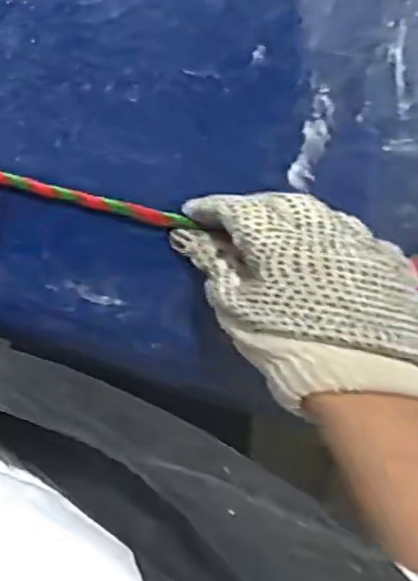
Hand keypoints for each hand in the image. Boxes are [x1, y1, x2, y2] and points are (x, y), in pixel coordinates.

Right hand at [171, 192, 417, 412]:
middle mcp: (324, 236)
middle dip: (252, 206)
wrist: (363, 377)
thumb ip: (212, 261)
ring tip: (274, 233)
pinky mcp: (392, 268)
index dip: (209, 207)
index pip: (238, 208)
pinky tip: (318, 251)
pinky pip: (357, 236)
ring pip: (325, 214)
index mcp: (278, 242)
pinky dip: (328, 234)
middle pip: (285, 203)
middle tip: (229, 220)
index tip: (189, 215)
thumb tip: (188, 235)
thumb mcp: (231, 300)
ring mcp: (365, 250)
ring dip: (292, 217)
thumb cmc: (280, 334)